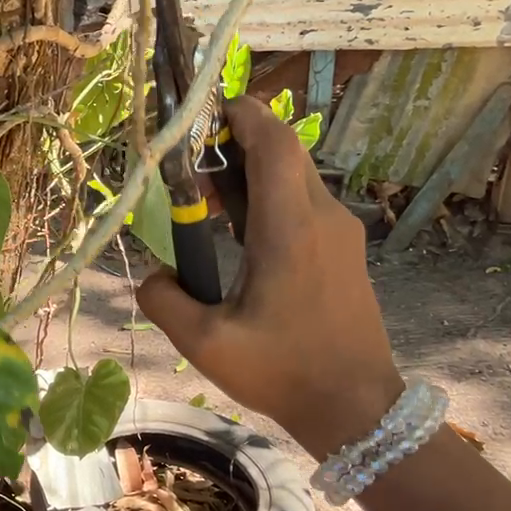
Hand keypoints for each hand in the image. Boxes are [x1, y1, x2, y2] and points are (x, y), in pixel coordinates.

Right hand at [135, 97, 404, 457]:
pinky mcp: (342, 254)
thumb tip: (154, 273)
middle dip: (239, 139)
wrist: (355, 406)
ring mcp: (339, 236)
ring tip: (203, 192)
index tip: (208, 104)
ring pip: (294, 178)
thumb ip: (163, 298)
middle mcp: (322, 219)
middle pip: (285, 153)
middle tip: (191, 153)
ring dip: (250, 171)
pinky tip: (233, 227)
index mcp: (289, 229)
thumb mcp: (202, 342)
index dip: (243, 114)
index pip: (273, 145)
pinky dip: (265, 198)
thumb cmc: (281, 370)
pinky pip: (301, 205)